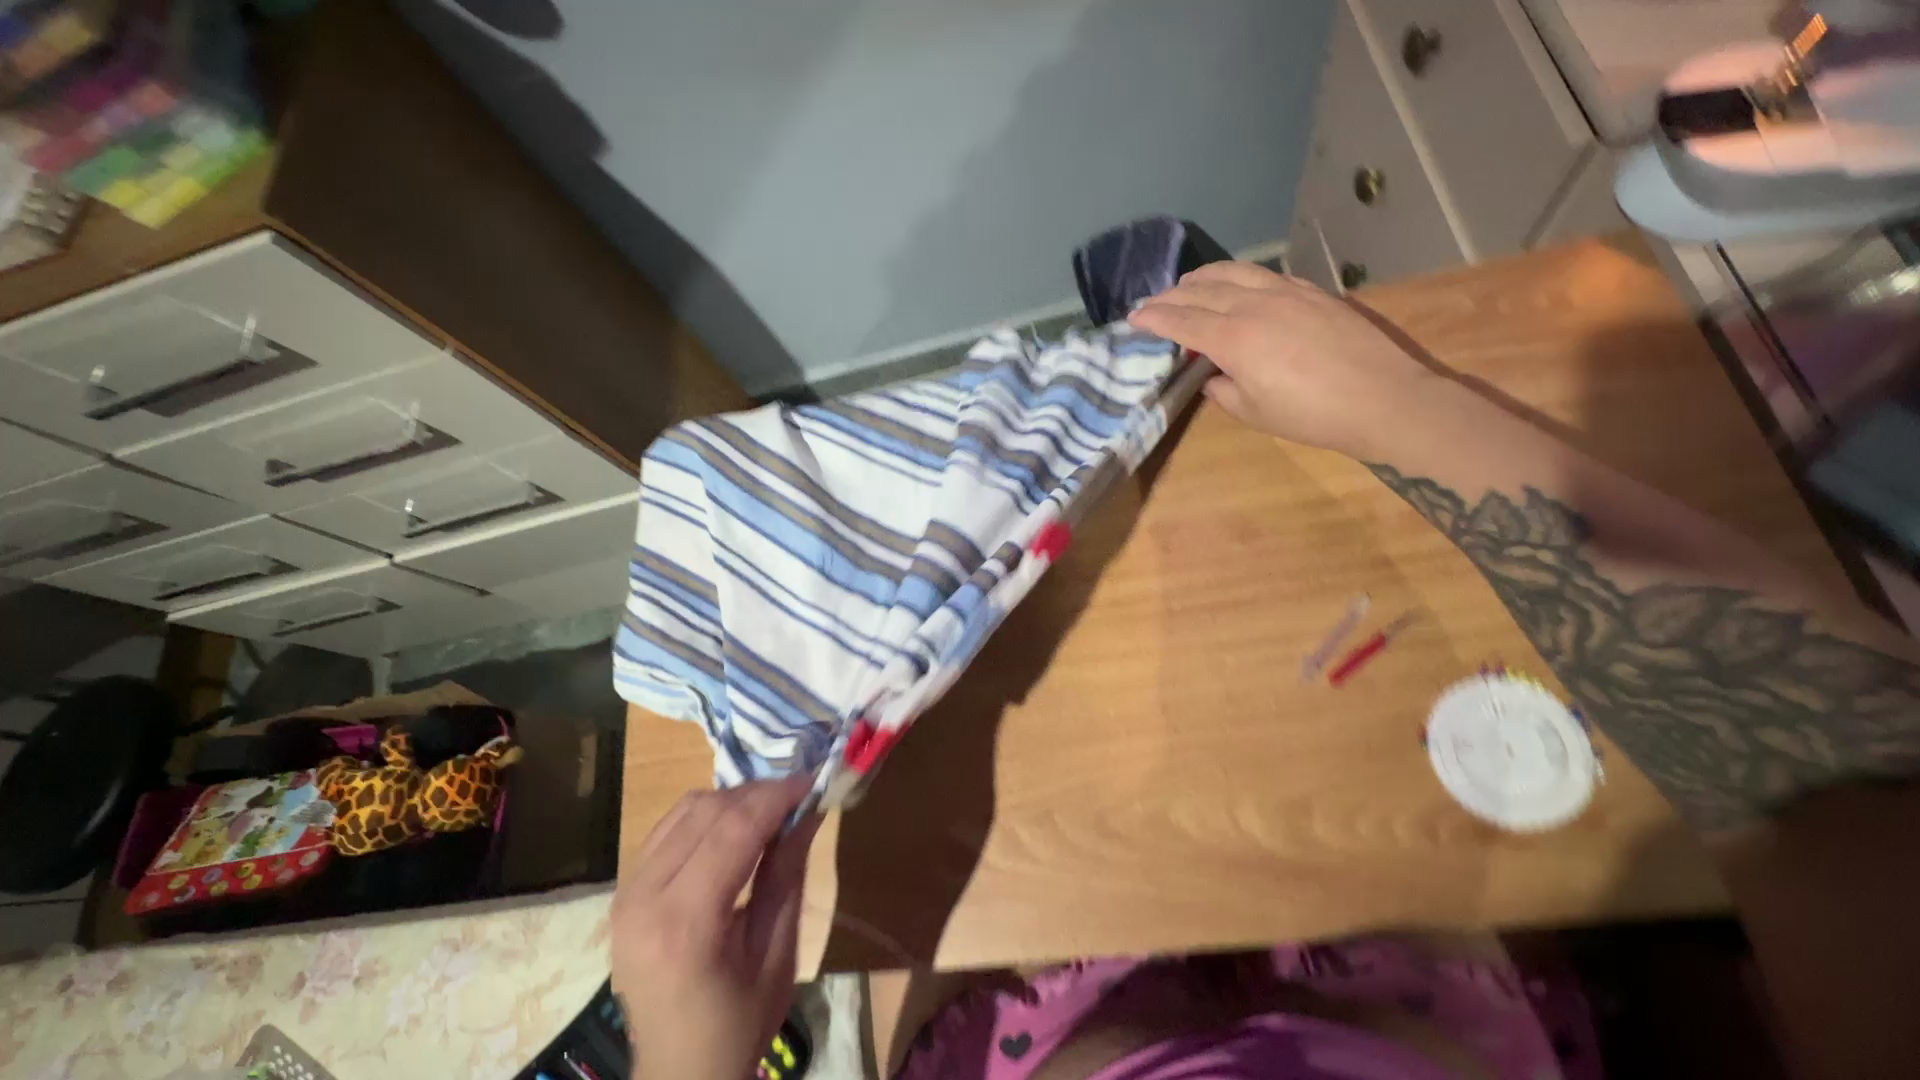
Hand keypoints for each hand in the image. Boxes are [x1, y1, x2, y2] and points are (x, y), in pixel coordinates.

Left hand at [612, 775, 820, 1079]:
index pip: (734, 829)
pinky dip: (703, 818)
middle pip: (706, 811)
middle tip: (797, 797)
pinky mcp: (623, 892)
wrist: (678, 1070)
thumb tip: (808, 810)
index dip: (776, 796)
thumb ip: (786, 874)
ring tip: (769, 811)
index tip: (813, 781)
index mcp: (685, 922)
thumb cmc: (739, 1021)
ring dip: (730, 801)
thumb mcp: (777, 952)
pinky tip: (732, 829)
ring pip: (683, 811)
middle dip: (756, 794)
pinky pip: (665, 830)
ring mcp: (626, 892)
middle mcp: (644, 897)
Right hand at [1129, 262, 1439, 456]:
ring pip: (1233, 272)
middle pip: (1201, 291)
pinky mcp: (1312, 291)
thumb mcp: (1255, 412)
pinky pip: (1265, 275)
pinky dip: (1239, 277)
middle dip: (1171, 296)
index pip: (1181, 320)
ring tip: (1188, 284)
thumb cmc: (1312, 415)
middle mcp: (1254, 306)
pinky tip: (1238, 285)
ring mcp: (1286, 292)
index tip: (1133, 318)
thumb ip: (1223, 391)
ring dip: (1203, 277)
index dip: (1153, 318)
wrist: (1383, 398)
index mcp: (1233, 339)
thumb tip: (1212, 375)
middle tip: (1153, 303)